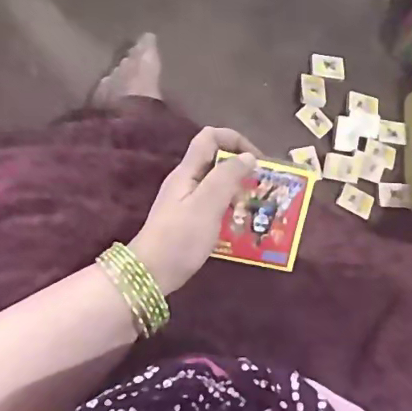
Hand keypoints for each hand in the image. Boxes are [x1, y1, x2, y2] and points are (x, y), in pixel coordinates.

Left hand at [129, 127, 261, 292]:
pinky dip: (229, 208)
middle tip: (260, 189)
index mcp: (187, 171)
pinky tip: (239, 224)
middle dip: (240, 169)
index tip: (257, 161)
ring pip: (216, 184)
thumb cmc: (180, 238)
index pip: (210, 137)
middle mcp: (186, 181)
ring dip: (237, 190)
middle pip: (215, 160)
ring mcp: (185, 202)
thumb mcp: (207, 204)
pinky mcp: (188, 221)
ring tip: (254, 208)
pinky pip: (213, 205)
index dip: (235, 140)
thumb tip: (248, 156)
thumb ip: (227, 177)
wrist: (151, 273)